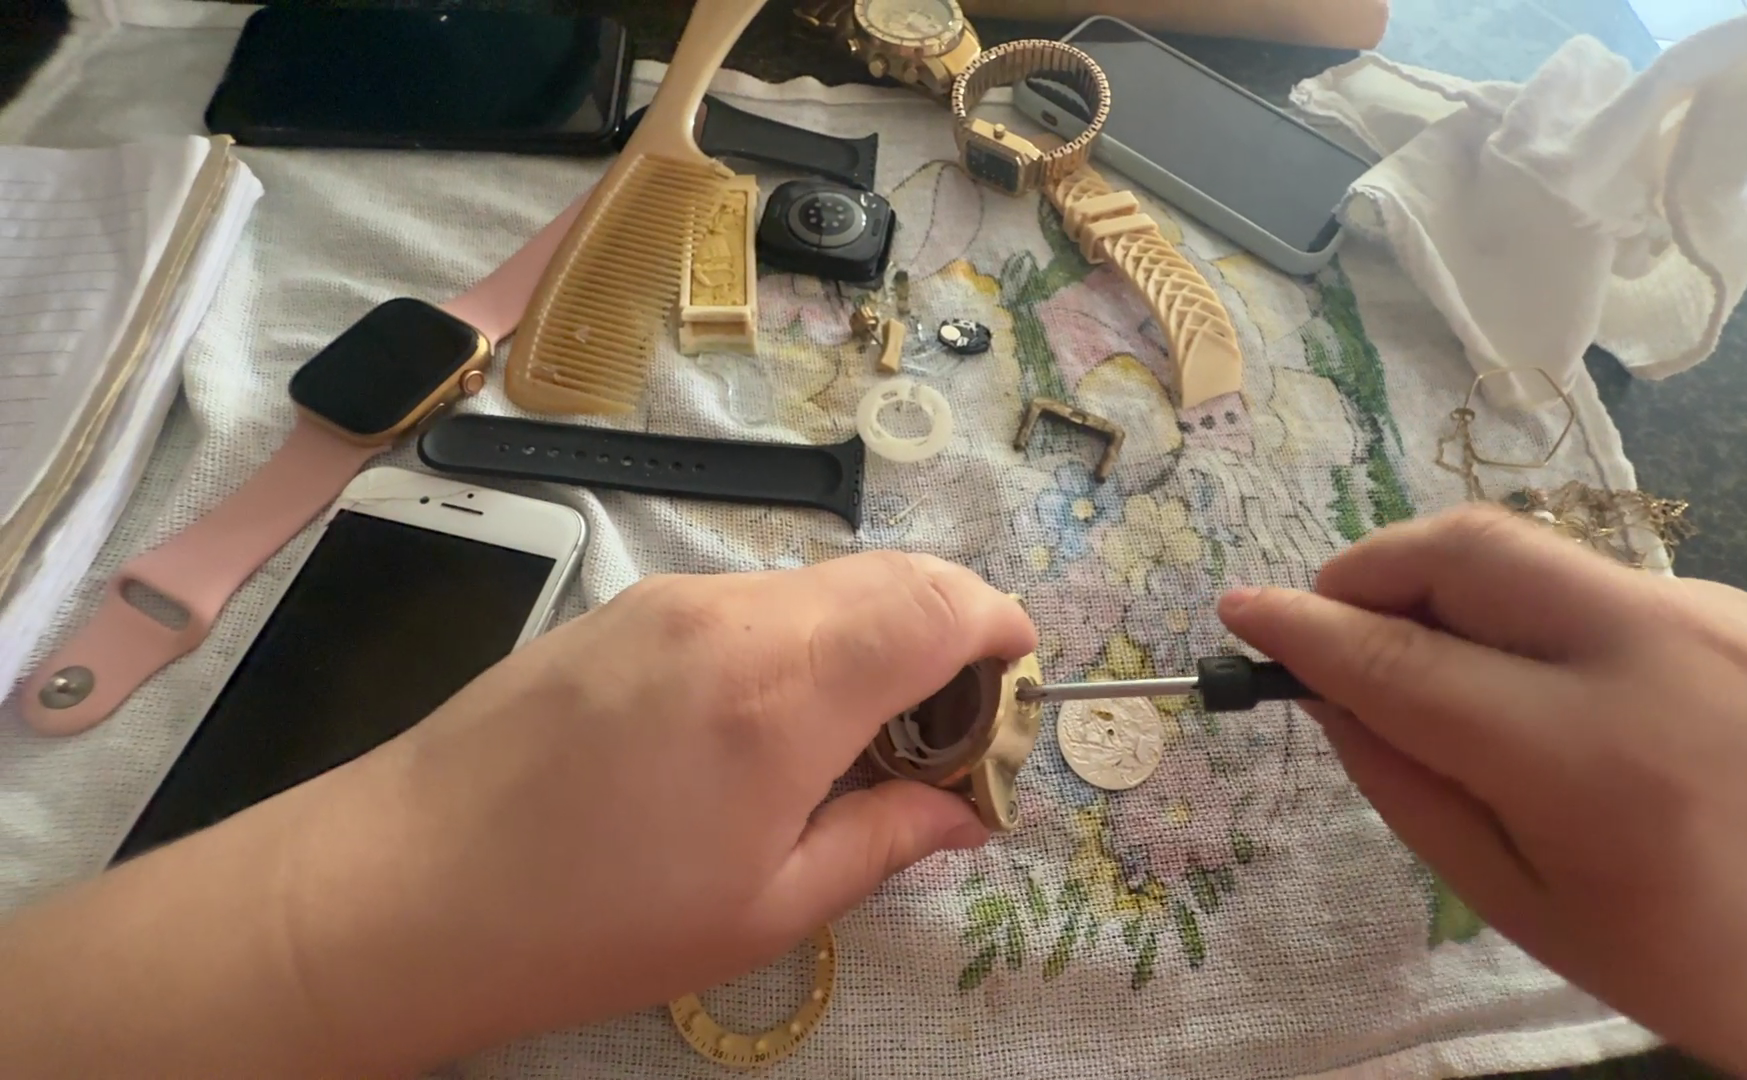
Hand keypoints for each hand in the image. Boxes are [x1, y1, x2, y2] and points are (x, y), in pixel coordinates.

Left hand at [283, 552, 1035, 1072]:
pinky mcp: (649, 599)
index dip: (996, 623)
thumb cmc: (594, 919)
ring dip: (886, 626)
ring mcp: (689, 595)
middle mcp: (744, 616)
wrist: (396, 882)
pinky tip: (790, 700)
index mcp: (785, 694)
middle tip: (958, 707)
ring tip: (873, 714)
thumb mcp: (767, 907)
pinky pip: (773, 594)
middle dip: (954, 621)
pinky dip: (822, 628)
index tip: (1019, 667)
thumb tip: (971, 813)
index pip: (934, 608)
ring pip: (835, 581)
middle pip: (895, 575)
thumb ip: (887, 838)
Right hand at [1217, 507, 1746, 1078]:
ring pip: (1513, 549)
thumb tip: (1326, 691)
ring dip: (1425, 582)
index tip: (1240, 610)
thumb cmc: (1695, 960)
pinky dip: (1499, 607)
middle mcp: (1656, 656)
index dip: (1302, 629)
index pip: (1399, 662)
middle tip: (1330, 624)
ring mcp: (1706, 614)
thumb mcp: (1518, 897)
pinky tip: (1519, 674)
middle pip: (1462, 548)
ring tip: (1415, 652)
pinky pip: (1567, 578)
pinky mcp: (1726, 604)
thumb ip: (1401, 779)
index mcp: (1593, 764)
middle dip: (1363, 568)